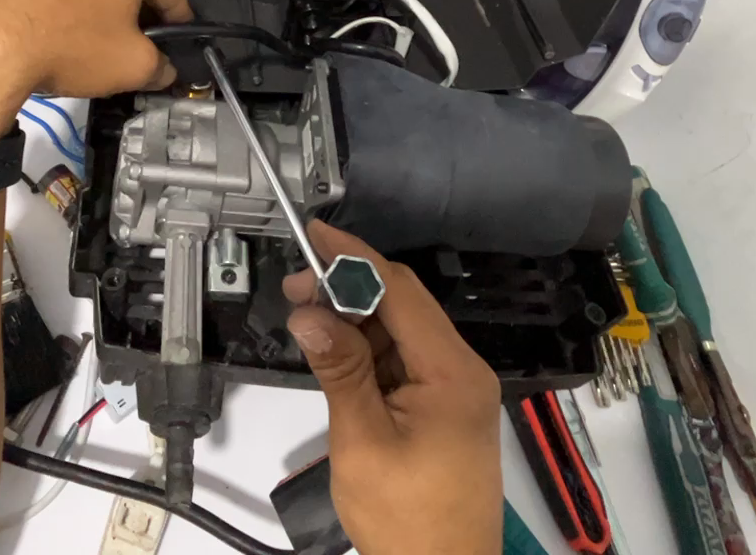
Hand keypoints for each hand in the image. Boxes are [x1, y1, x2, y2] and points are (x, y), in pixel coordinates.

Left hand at [0, 0, 192, 138]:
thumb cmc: (74, 46)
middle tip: (136, 57)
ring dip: (103, 20)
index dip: (178, 28)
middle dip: (138, 22)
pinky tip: (63, 46)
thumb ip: (162, 67)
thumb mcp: (135, 66)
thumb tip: (164, 70)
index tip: (175, 52)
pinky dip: (71, 18)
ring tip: (96, 56)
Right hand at [283, 221, 503, 554]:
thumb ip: (339, 370)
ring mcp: (453, 385)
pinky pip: (400, 354)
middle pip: (400, 302)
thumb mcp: (363, 443)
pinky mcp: (441, 401)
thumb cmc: (407, 520)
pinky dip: (364, 345)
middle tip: (296, 288)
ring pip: (398, 325)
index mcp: (451, 372)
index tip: (315, 234)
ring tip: (306, 316)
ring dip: (353, 315)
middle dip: (347, 286)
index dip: (354, 256)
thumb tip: (308, 313)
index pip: (399, 290)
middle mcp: (460, 368)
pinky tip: (333, 347)